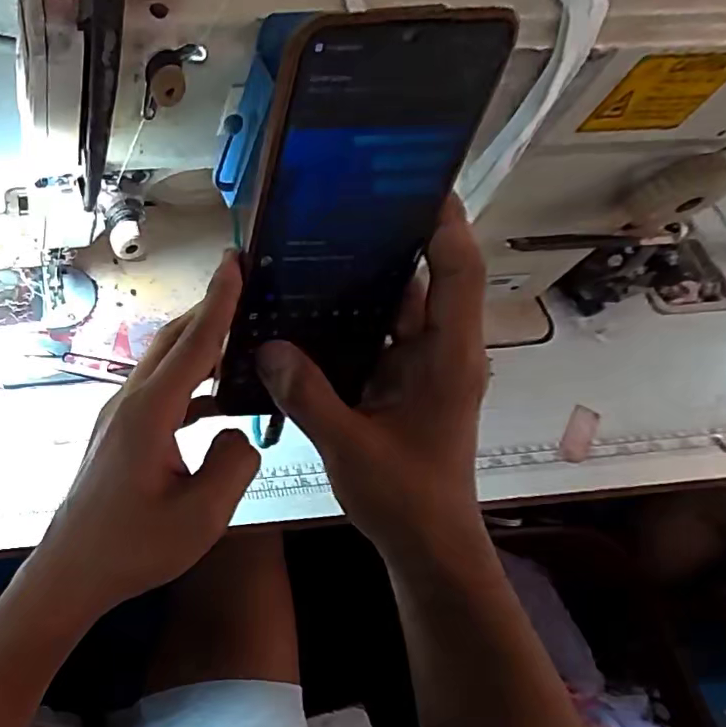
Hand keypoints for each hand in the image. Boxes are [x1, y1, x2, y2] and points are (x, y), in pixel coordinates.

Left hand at [29, 254, 259, 611]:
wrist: (73, 570)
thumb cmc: (132, 548)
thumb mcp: (201, 515)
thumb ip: (233, 463)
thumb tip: (236, 431)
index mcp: (148, 414)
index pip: (193, 344)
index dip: (219, 302)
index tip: (235, 262)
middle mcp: (128, 404)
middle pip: (173, 343)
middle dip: (209, 310)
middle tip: (242, 285)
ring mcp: (118, 418)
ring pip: (164, 367)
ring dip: (200, 348)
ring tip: (238, 339)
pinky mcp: (118, 434)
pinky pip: (160, 395)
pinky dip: (191, 386)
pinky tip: (215, 402)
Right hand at [256, 197, 490, 557]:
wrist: (427, 544)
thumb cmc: (405, 497)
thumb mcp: (349, 444)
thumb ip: (307, 394)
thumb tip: (268, 348)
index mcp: (447, 359)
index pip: (458, 272)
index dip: (446, 223)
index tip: (422, 182)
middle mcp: (441, 355)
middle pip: (424, 284)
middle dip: (392, 246)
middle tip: (344, 213)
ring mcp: (423, 372)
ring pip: (397, 314)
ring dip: (366, 289)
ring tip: (320, 255)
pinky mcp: (404, 389)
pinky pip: (378, 343)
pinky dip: (352, 328)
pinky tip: (313, 317)